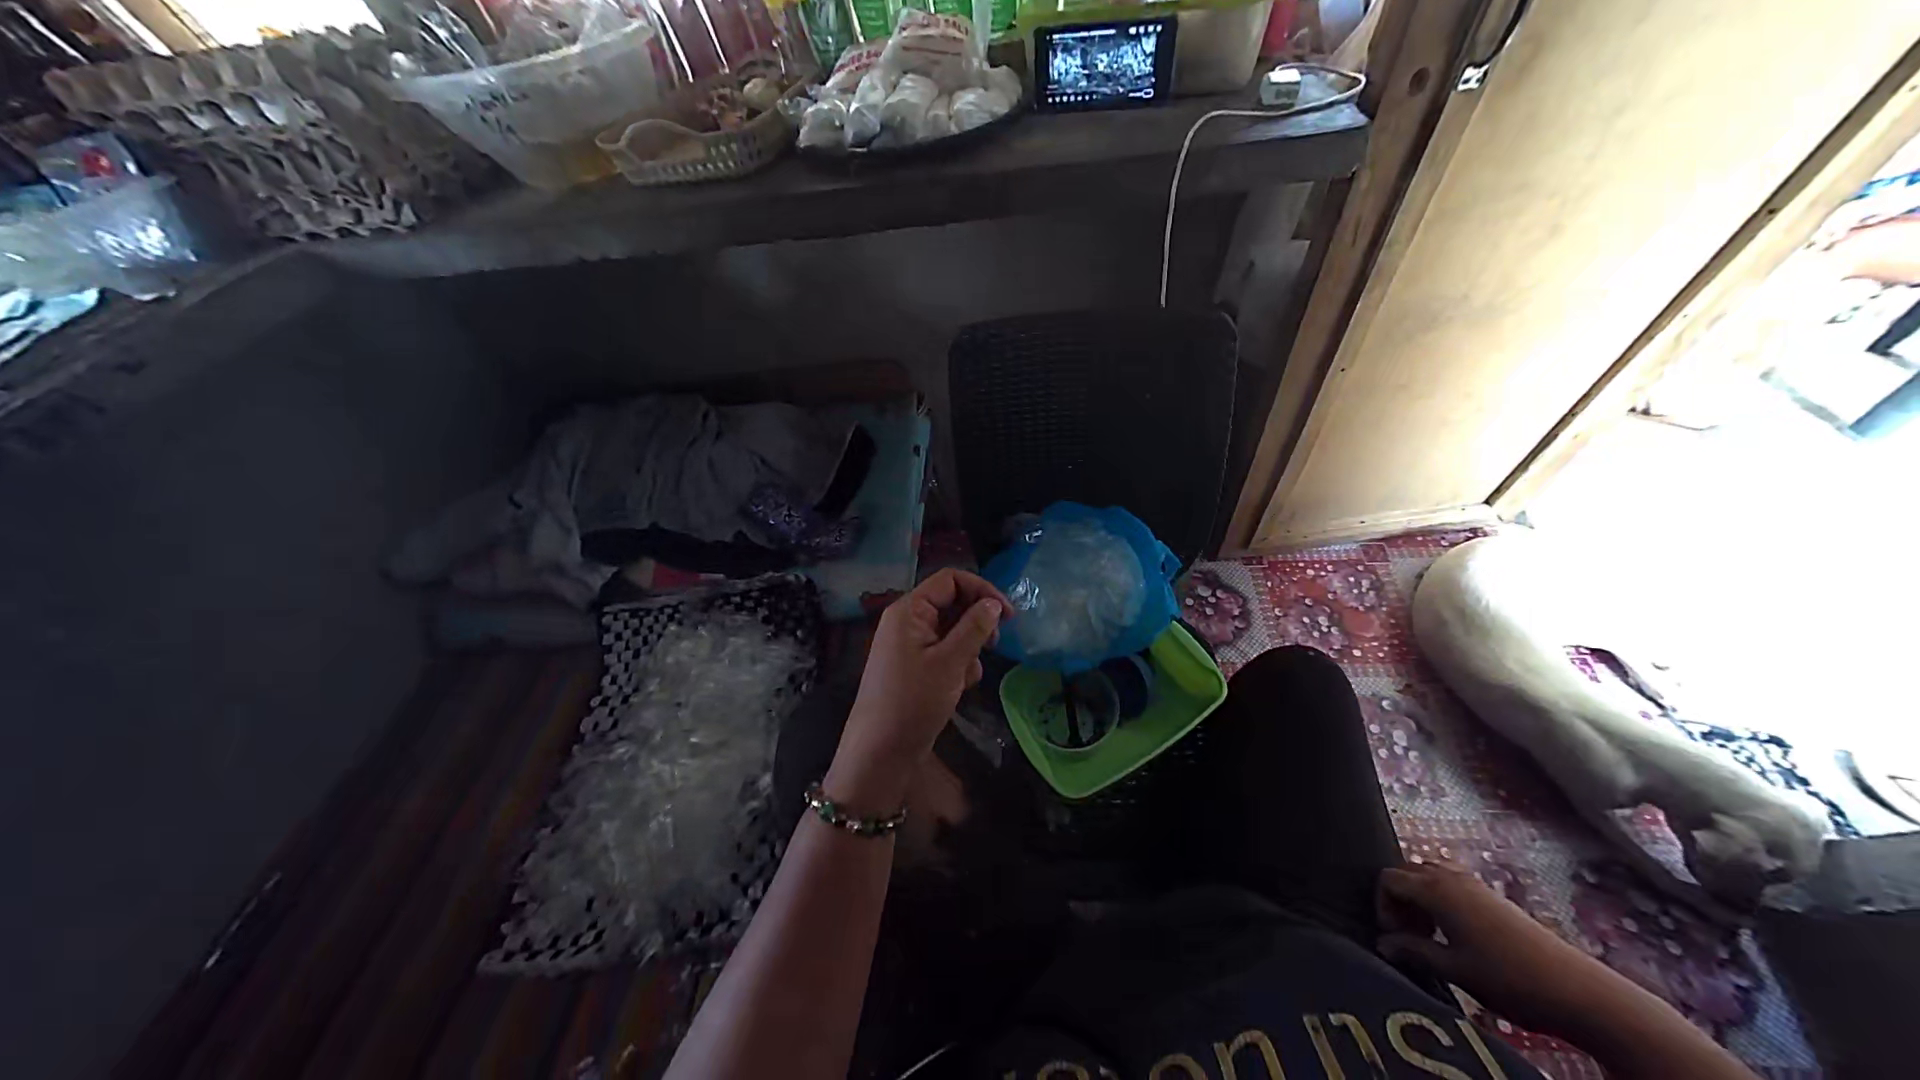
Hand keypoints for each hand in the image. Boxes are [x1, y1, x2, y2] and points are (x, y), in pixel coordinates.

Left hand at [824, 569, 1006, 815]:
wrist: (880, 751)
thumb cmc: (913, 701)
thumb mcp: (950, 662)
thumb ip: (975, 628)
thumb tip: (994, 604)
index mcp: (909, 610)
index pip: (950, 580)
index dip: (982, 590)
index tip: (1008, 615)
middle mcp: (908, 621)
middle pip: (953, 604)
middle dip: (976, 624)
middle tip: (994, 646)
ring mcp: (910, 645)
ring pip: (953, 631)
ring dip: (969, 649)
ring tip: (967, 676)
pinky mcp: (916, 668)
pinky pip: (945, 653)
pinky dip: (958, 665)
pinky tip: (960, 688)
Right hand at [1376, 863, 1618, 1038]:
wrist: (1578, 990)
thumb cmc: (1507, 977)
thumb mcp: (1453, 968)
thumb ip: (1412, 951)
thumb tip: (1382, 944)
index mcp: (1435, 889)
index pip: (1388, 879)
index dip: (1382, 906)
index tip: (1393, 938)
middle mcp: (1451, 877)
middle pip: (1406, 872)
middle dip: (1399, 900)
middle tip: (1408, 936)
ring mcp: (1475, 884)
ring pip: (1429, 877)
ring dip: (1420, 899)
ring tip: (1430, 935)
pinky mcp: (1493, 896)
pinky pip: (1451, 884)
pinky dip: (1441, 901)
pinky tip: (1456, 934)